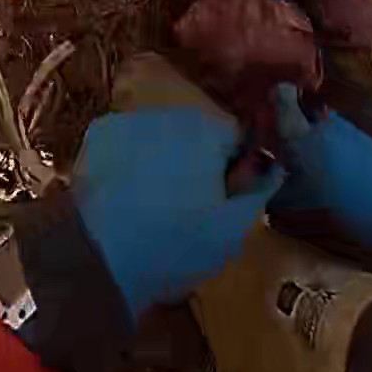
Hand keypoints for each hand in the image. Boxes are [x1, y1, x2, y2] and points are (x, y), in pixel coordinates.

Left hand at [73, 107, 281, 318]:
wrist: (99, 258)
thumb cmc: (174, 245)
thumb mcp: (231, 229)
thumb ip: (257, 189)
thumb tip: (271, 164)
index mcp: (207, 130)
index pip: (236, 133)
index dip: (236, 163)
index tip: (227, 192)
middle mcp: (170, 113)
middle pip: (197, 131)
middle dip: (199, 157)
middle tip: (191, 201)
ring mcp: (131, 118)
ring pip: (162, 133)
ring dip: (166, 155)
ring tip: (157, 199)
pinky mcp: (100, 133)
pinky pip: (128, 140)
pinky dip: (132, 158)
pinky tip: (129, 190)